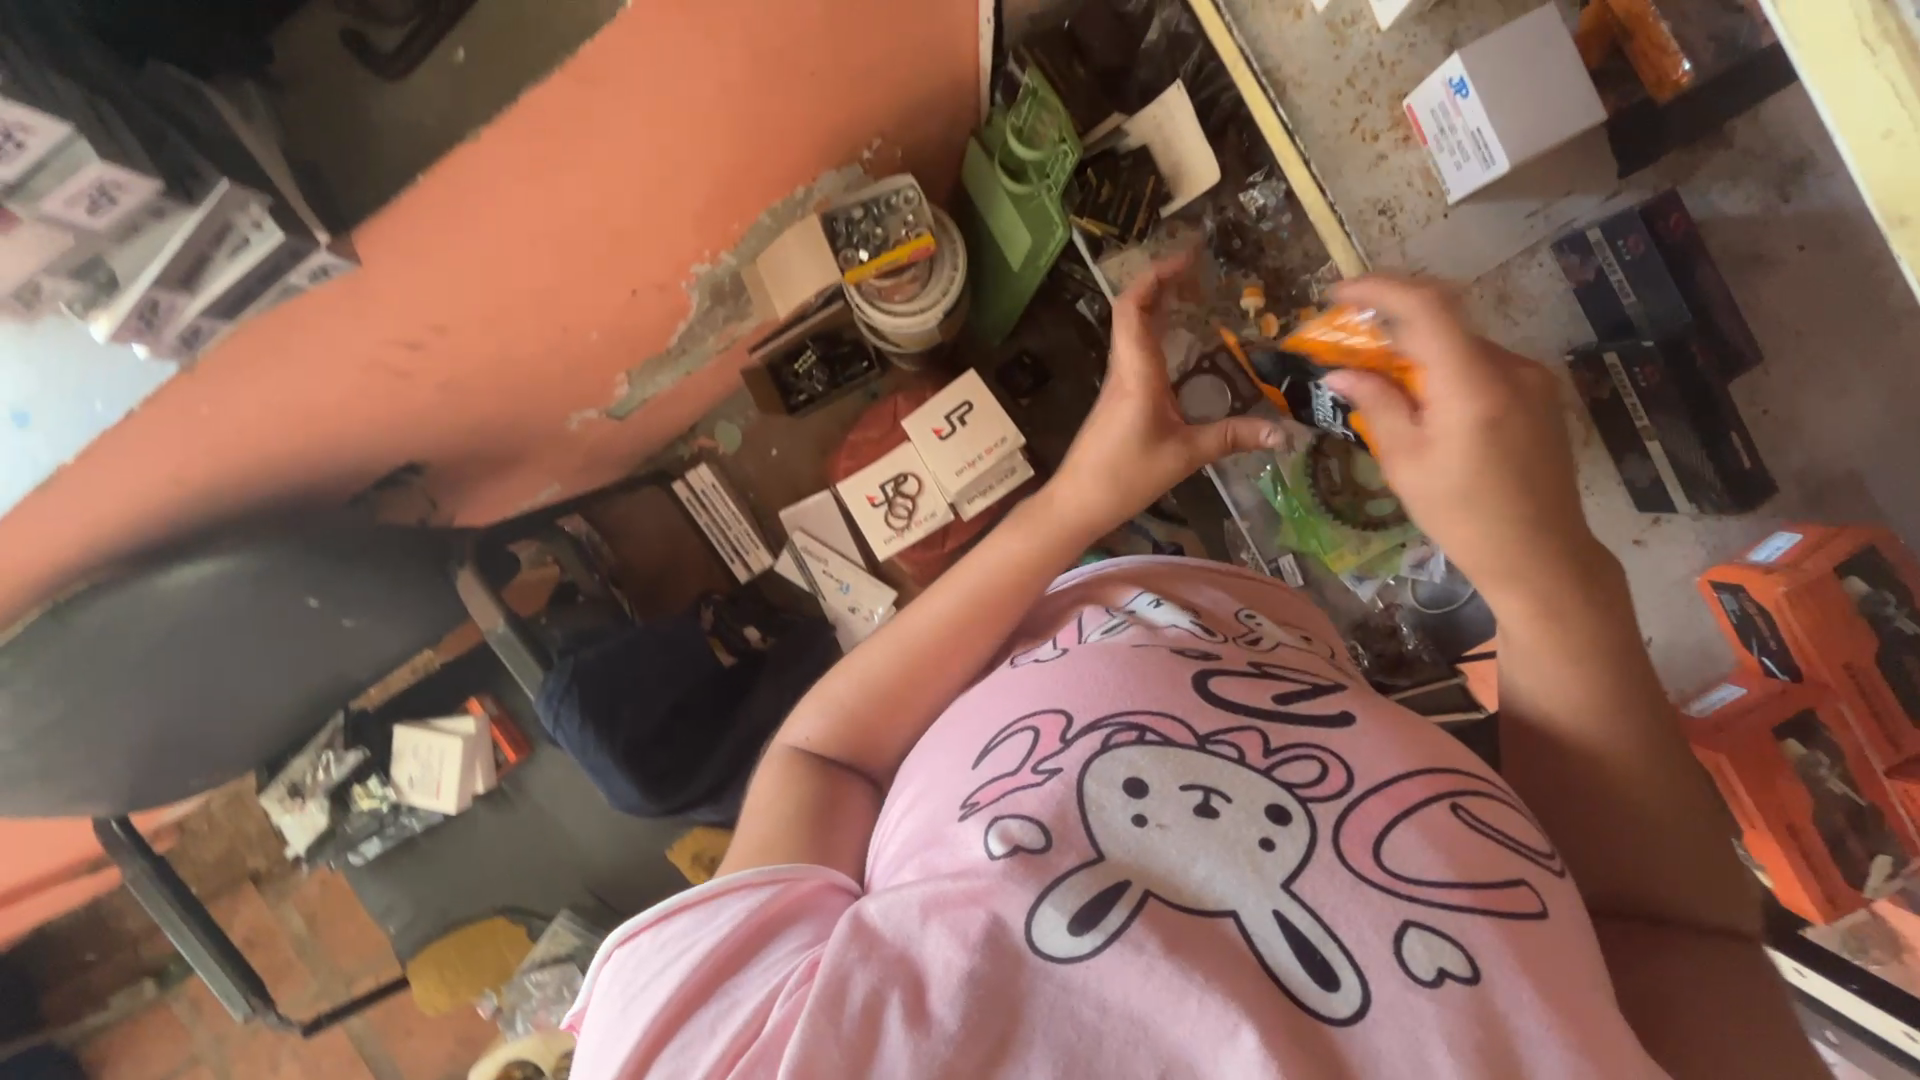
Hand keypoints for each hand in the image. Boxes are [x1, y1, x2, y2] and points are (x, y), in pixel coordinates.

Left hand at [1042, 254, 1284, 540]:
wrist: (1076, 503)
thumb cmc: (1123, 477)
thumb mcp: (1184, 456)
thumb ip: (1232, 438)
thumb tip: (1284, 431)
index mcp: (1136, 372)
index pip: (1133, 308)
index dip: (1155, 275)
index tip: (1187, 257)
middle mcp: (1124, 370)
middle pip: (1133, 312)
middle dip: (1163, 284)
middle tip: (1201, 270)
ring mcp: (1118, 386)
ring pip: (1133, 333)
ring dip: (1159, 309)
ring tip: (1197, 296)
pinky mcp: (1119, 402)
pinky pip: (1137, 355)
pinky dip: (1158, 338)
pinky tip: (1183, 346)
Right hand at [1321, 276, 1602, 609]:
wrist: (1539, 551)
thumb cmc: (1460, 514)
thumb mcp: (1404, 462)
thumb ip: (1376, 405)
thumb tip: (1340, 372)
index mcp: (1471, 385)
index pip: (1427, 307)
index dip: (1379, 288)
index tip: (1338, 293)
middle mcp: (1509, 367)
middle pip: (1442, 325)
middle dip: (1390, 328)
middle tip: (1347, 348)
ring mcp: (1530, 378)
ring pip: (1460, 346)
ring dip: (1417, 353)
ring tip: (1382, 386)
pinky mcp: (1539, 393)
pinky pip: (1481, 366)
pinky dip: (1444, 370)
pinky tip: (1424, 406)